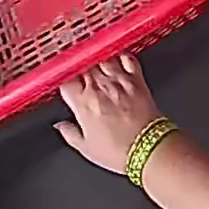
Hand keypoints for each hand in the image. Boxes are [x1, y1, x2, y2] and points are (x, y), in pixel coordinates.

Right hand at [56, 54, 163, 173]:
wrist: (148, 148)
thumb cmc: (119, 150)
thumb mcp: (86, 148)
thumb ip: (70, 133)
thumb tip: (60, 125)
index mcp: (84, 103)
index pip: (66, 81)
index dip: (65, 82)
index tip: (67, 86)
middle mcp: (100, 87)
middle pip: (84, 66)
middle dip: (81, 70)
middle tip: (82, 78)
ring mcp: (119, 80)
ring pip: (103, 58)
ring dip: (99, 62)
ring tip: (98, 68)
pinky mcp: (136, 79)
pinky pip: (127, 58)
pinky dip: (121, 57)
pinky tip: (118, 61)